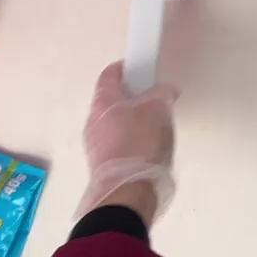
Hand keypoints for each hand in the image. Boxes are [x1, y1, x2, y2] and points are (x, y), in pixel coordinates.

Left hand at [77, 62, 179, 224]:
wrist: (128, 190)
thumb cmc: (141, 139)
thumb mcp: (160, 105)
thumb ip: (162, 92)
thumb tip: (164, 91)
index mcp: (103, 102)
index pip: (109, 74)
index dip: (126, 66)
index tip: (142, 67)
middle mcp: (92, 121)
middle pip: (112, 99)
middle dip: (132, 96)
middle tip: (155, 96)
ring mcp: (94, 145)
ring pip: (114, 122)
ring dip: (132, 118)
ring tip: (156, 123)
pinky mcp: (101, 164)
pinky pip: (117, 141)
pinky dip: (131, 137)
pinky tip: (149, 144)